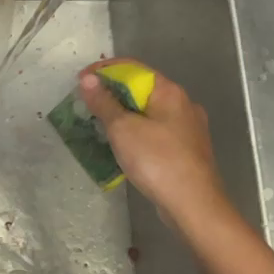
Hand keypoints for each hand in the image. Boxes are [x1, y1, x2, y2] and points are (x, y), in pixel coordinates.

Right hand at [75, 59, 230, 225]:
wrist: (194, 204)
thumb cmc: (157, 161)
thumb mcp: (123, 129)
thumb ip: (104, 102)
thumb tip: (88, 79)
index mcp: (169, 92)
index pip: (132, 68)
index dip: (103, 70)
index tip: (79, 82)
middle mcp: (182, 104)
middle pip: (141, 88)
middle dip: (111, 93)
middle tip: (86, 105)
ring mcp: (187, 128)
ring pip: (148, 111)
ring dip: (123, 114)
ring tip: (99, 125)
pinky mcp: (186, 149)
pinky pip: (155, 130)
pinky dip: (136, 131)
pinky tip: (123, 146)